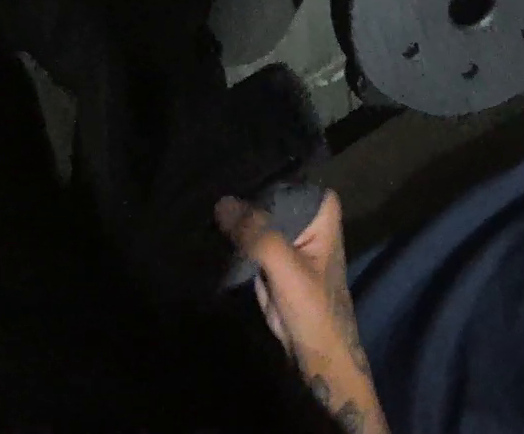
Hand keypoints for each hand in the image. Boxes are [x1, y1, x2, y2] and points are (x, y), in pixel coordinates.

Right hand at [217, 192, 389, 433]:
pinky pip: (247, 238)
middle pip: (269, 198)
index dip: (266, 175)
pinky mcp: (268, 259)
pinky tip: (208, 223)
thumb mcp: (285, 265)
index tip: (235, 165)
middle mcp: (304, 221)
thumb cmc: (314, 308)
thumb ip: (256, 232)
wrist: (315, 357)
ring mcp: (285, 240)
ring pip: (256, 218)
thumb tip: (221, 202)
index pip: (290, 181)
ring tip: (203, 196)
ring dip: (235, 215)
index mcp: (320, 215)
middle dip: (244, 195)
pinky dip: (231, 234)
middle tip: (210, 178)